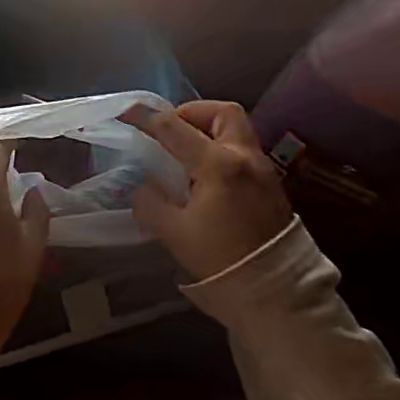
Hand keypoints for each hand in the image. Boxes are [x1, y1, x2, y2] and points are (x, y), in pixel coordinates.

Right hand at [125, 101, 293, 280]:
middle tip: (171, 130)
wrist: (272, 287)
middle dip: (192, 113)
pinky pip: (244, 151)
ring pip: (238, 130)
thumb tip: (144, 186)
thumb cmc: (219, 257)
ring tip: (186, 151)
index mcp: (218, 165)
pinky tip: (206, 174)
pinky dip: (222, 149)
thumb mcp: (172, 232)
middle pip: (222, 113)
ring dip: (210, 130)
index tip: (128, 112)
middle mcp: (245, 157)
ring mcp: (263, 169)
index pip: (175, 129)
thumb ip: (151, 202)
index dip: (147, 118)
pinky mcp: (271, 185)